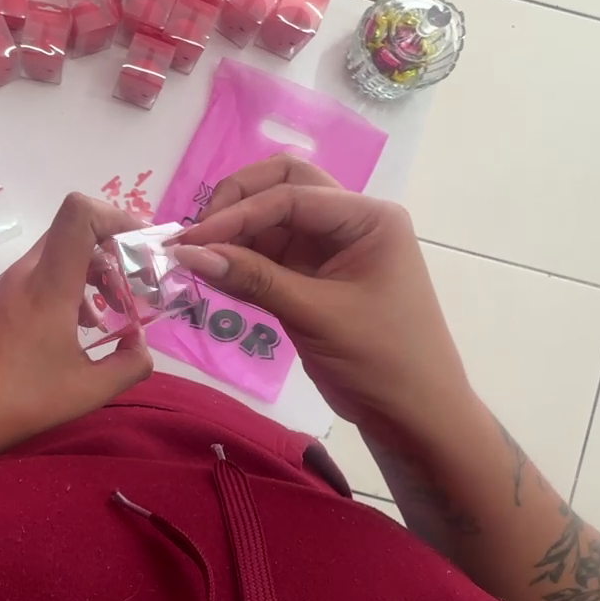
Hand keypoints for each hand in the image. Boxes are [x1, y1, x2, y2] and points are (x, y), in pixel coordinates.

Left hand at [0, 194, 154, 470]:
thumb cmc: (19, 402)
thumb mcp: (88, 391)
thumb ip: (130, 364)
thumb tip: (140, 344)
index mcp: (48, 285)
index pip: (79, 213)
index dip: (117, 216)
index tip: (141, 247)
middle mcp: (25, 273)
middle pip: (74, 230)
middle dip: (112, 249)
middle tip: (135, 284)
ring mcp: (7, 285)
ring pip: (58, 252)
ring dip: (92, 270)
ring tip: (111, 311)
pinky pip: (41, 273)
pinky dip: (69, 285)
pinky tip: (79, 326)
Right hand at [170, 155, 472, 439]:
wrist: (412, 414)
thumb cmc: (380, 359)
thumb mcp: (315, 315)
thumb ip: (252, 279)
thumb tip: (187, 253)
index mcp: (367, 217)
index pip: (290, 196)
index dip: (236, 214)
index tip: (189, 242)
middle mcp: (348, 221)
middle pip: (283, 186)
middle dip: (236, 203)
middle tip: (195, 236)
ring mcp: (328, 249)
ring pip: (270, 220)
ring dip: (233, 232)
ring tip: (193, 257)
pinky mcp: (310, 277)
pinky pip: (267, 255)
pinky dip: (239, 260)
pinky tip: (211, 273)